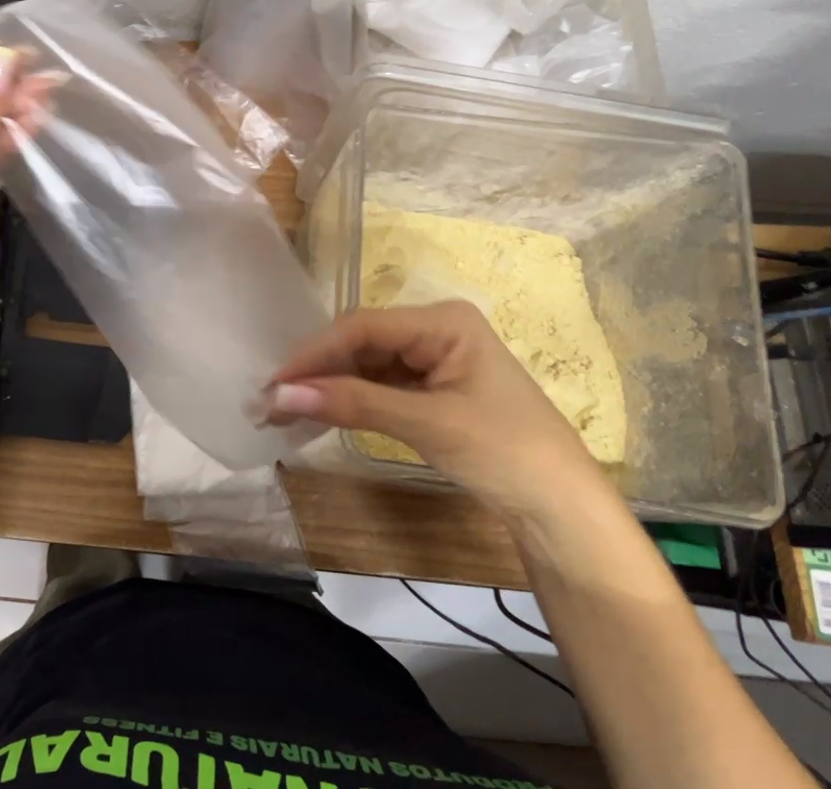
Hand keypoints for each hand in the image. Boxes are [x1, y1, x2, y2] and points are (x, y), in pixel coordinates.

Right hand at [270, 302, 609, 521]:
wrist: (561, 508)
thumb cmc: (504, 452)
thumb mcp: (425, 424)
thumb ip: (351, 404)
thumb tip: (278, 395)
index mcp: (444, 322)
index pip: (361, 328)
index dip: (313, 354)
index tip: (272, 383)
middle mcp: (436, 330)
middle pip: (360, 343)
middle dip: (316, 371)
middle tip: (270, 402)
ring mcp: (434, 359)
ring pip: (364, 365)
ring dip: (328, 388)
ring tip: (284, 413)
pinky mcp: (432, 388)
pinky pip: (378, 386)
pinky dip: (349, 401)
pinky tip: (318, 416)